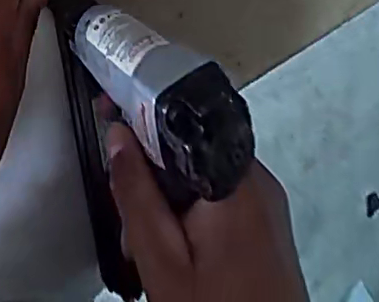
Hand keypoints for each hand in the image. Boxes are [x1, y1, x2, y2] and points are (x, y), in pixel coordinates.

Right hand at [106, 122, 308, 301]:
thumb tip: (118, 135)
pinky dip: (192, 216)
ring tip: (148, 256)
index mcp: (234, 178)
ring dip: (170, 202)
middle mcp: (258, 180)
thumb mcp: (163, 264)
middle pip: (190, 151)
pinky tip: (177, 257)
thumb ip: (137, 196)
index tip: (110, 113)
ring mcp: (266, 204)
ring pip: (202, 177)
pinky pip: (220, 201)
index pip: (180, 121)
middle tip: (128, 224)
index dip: (140, 116)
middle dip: (152, 176)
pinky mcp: (267, 226)